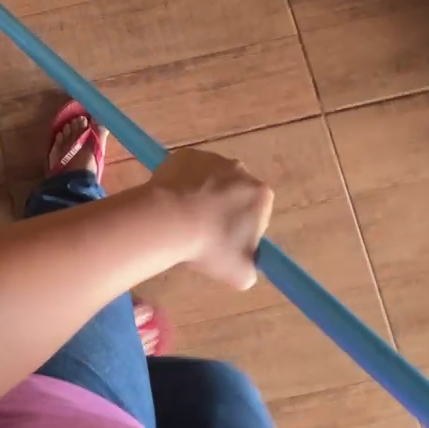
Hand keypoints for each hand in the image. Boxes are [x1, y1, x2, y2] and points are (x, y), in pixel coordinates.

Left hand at [149, 149, 273, 289]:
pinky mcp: (184, 154)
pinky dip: (182, 182)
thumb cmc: (210, 246)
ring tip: (184, 216)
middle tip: (204, 229)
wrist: (168, 220)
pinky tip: (172, 201)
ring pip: (210, 179)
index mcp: (260, 194)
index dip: (243, 227)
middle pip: (234, 191)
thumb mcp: (241, 273)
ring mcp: (210, 158)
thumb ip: (249, 266)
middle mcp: (239, 169)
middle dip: (223, 207)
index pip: (257, 212)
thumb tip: (244, 263)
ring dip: (202, 193)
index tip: (226, 240)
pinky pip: (187, 170)